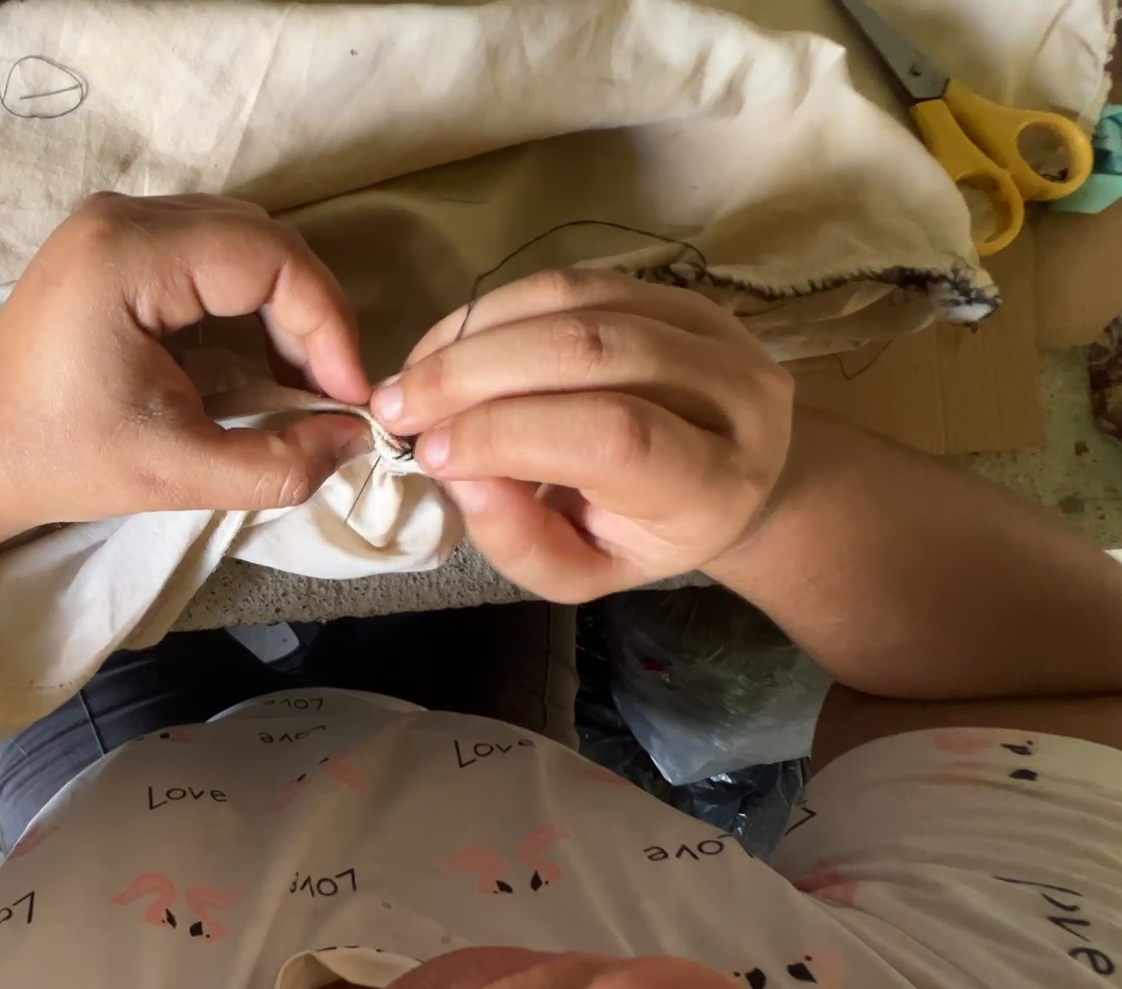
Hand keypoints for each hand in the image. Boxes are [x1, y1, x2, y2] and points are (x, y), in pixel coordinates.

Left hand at [0, 193, 372, 550]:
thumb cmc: (59, 462)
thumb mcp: (178, 476)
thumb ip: (279, 464)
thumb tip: (353, 437)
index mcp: (128, 256)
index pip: (269, 257)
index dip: (327, 324)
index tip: (347, 395)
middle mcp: (121, 216)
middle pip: (259, 239)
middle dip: (308, 317)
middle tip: (326, 390)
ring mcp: (112, 225)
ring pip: (239, 243)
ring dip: (281, 311)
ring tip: (295, 382)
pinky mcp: (111, 249)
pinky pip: (207, 258)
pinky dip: (245, 307)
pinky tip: (251, 362)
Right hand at [371, 270, 793, 601]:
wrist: (724, 479)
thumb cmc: (638, 537)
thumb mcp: (578, 572)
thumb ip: (519, 540)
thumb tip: (456, 474)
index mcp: (712, 481)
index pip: (610, 438)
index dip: (505, 435)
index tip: (430, 454)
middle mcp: (728, 391)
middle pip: (587, 351)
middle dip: (468, 375)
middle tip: (393, 406)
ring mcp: (706, 327)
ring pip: (571, 302)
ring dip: (468, 336)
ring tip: (410, 377)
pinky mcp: (669, 292)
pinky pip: (566, 282)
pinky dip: (488, 313)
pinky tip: (445, 348)